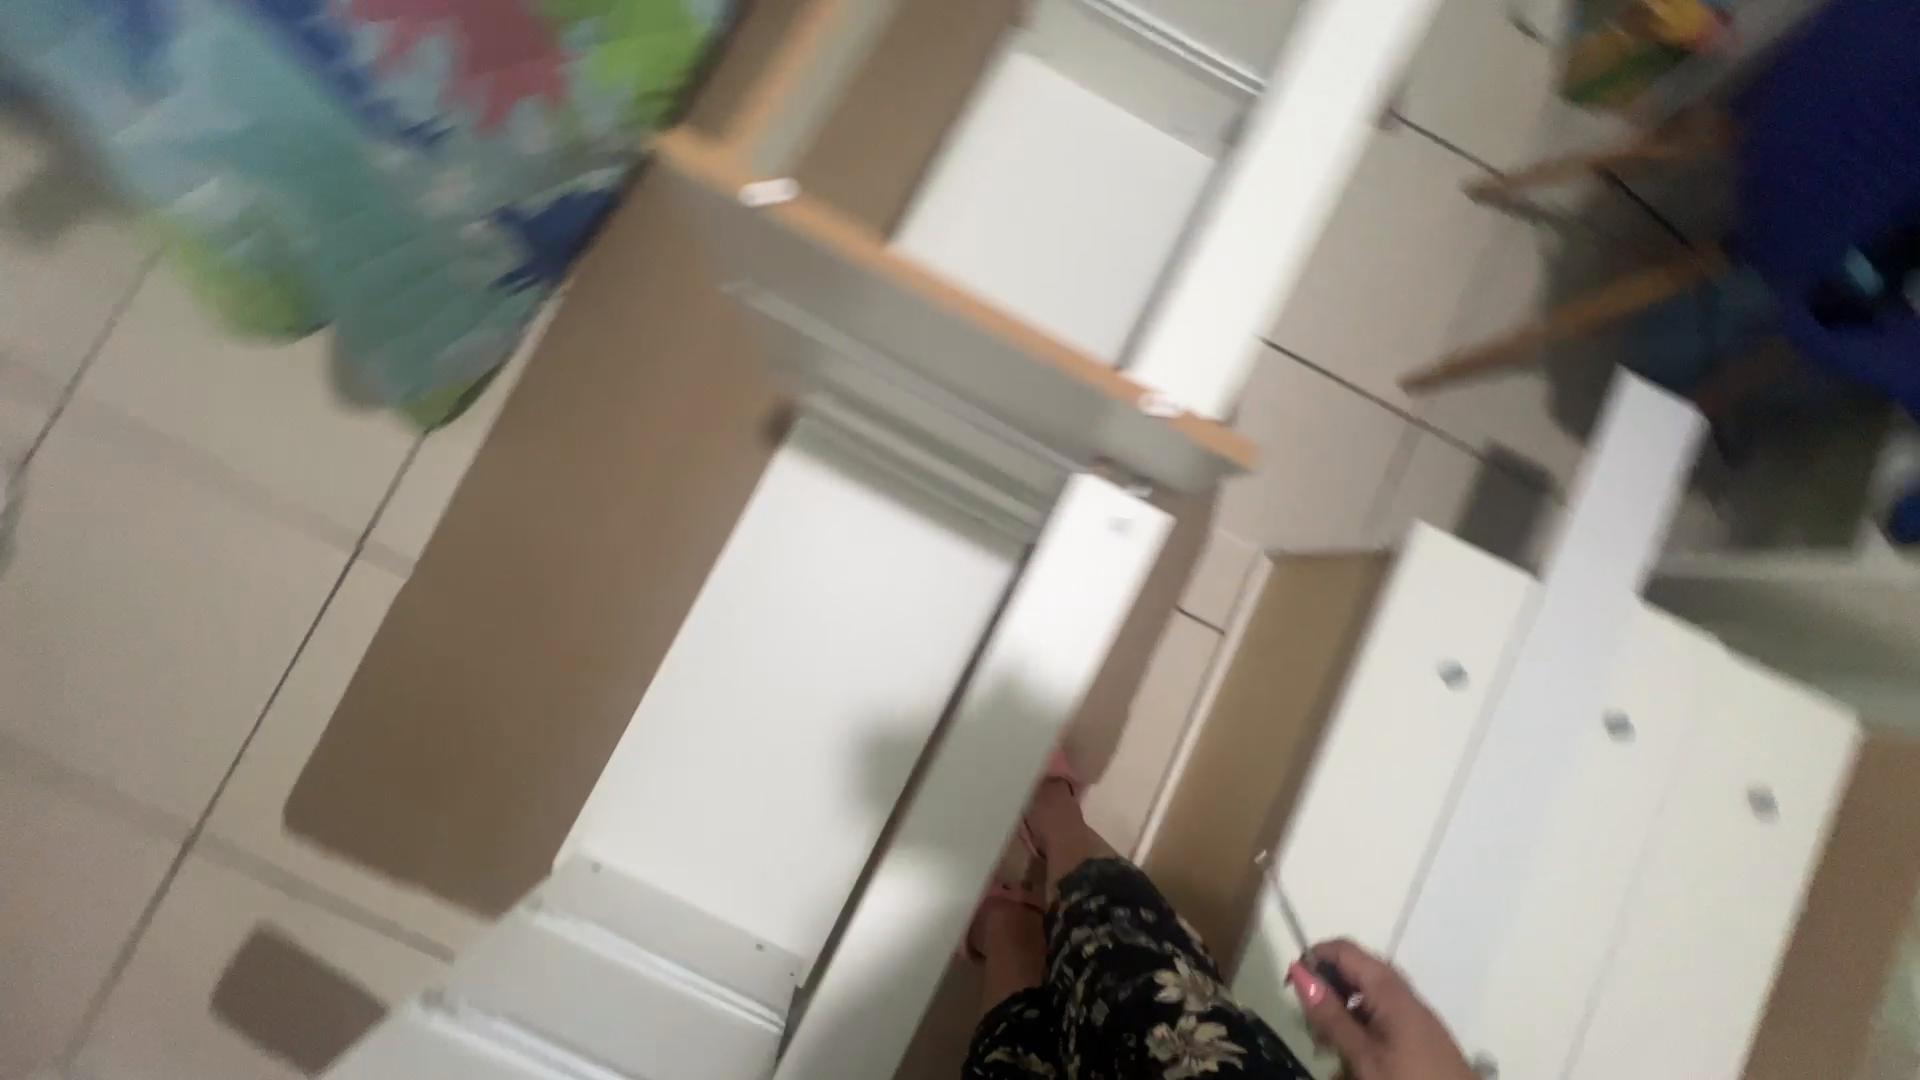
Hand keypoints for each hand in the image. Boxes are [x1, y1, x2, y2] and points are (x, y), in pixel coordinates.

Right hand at [1287, 940, 1476, 1079]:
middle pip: (1354, 973)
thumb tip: (1298, 970)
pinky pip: (1383, 1023)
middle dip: (1327, 995)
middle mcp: (1404, 996)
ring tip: (1331, 1055)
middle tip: (1312, 1030)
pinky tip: (1356, 1066)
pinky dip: (1363, 1035)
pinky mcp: (1423, 1042)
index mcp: (1390, 990)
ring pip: (1367, 1001)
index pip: (1343, 949)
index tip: (1292, 990)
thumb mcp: (1364, 1058)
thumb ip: (1330, 1014)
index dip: (1313, 959)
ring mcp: (1416, 1020)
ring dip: (1343, 1020)